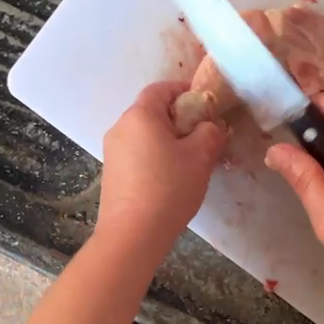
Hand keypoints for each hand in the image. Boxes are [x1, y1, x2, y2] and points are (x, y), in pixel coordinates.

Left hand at [97, 81, 227, 249]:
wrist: (132, 235)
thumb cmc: (168, 188)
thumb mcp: (200, 157)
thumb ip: (210, 132)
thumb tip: (212, 126)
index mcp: (139, 115)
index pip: (161, 88)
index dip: (184, 91)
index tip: (206, 105)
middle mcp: (120, 127)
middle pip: (152, 110)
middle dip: (179, 118)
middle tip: (203, 134)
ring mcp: (112, 150)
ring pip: (144, 133)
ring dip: (167, 138)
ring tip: (191, 158)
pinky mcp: (112, 172)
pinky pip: (136, 152)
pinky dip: (155, 154)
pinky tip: (171, 176)